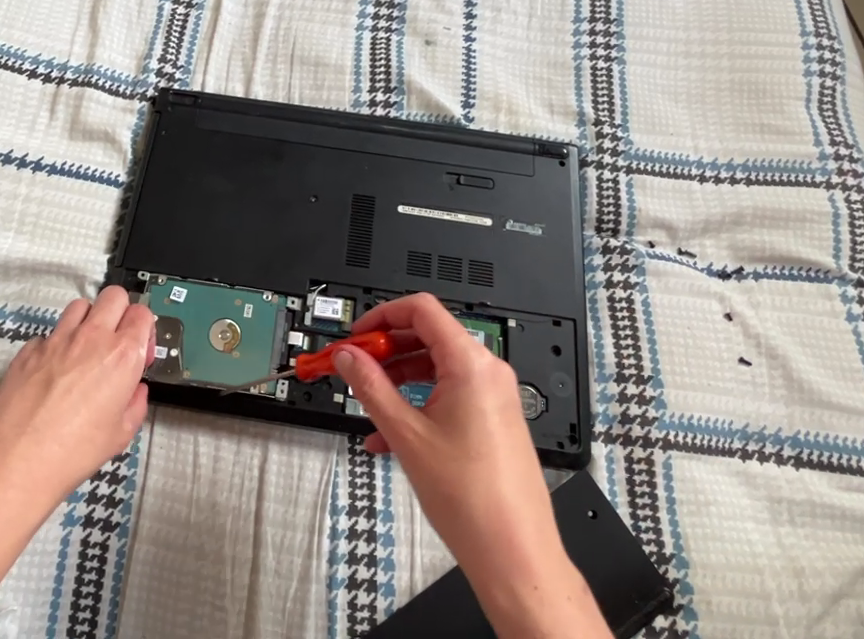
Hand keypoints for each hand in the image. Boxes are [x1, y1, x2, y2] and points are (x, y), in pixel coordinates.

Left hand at [0, 285, 153, 501]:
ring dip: (89, 320)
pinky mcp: (29, 350)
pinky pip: (49, 333)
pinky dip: (56, 345)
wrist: (16, 462)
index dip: (145, 330)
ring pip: (80, 306)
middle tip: (117, 341)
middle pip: (114, 296)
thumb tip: (135, 392)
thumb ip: (135, 404)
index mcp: (122, 356)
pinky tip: (54, 372)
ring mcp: (57, 340)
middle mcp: (91, 338)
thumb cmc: (70, 453)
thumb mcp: (121, 435)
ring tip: (85, 350)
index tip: (140, 351)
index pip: (143, 313)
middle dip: (121, 312)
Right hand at [333, 293, 608, 638]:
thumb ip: (372, 387)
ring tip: (368, 404)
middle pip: (427, 336)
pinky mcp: (494, 418)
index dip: (382, 316)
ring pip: (436, 367)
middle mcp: (487, 372)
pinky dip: (417, 403)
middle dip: (386, 350)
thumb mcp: (407, 435)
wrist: (514, 553)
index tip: (356, 336)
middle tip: (354, 366)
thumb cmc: (474, 500)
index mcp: (470, 364)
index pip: (421, 310)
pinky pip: (449, 393)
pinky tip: (390, 435)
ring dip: (398, 379)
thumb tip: (349, 357)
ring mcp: (494, 395)